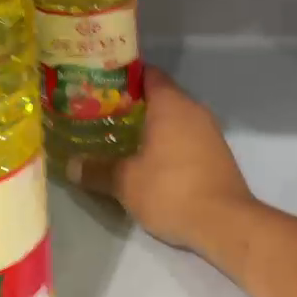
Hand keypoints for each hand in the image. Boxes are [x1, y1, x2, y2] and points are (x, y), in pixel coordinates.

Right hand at [70, 66, 254, 251]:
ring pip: (174, 117)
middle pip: (159, 95)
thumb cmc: (171, 190)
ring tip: (121, 137)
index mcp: (170, 103)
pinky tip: (150, 159)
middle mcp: (192, 108)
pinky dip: (168, 141)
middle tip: (102, 113)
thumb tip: (70, 165)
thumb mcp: (125, 182)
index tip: (100, 85)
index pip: (147, 73)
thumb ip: (97, 170)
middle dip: (132, 104)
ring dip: (151, 125)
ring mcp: (209, 131)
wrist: (226, 224)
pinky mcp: (217, 153)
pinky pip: (187, 136)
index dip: (123, 76)